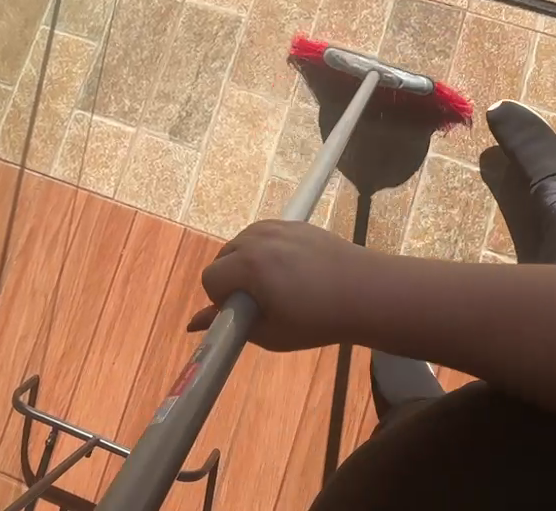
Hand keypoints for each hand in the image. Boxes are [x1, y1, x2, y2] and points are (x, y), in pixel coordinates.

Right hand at [187, 220, 388, 350]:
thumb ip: (227, 324)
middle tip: (259, 302)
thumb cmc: (316, 320)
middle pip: (223, 256)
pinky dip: (265, 250)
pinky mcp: (294, 222)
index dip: (220, 300)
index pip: (210, 278)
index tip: (243, 313)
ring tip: (275, 286)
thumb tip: (193, 324)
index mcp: (248, 264)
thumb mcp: (269, 332)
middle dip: (231, 279)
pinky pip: (263, 234)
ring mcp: (277, 225)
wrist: (363, 290)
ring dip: (246, 263)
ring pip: (242, 243)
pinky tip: (288, 269)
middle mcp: (257, 237)